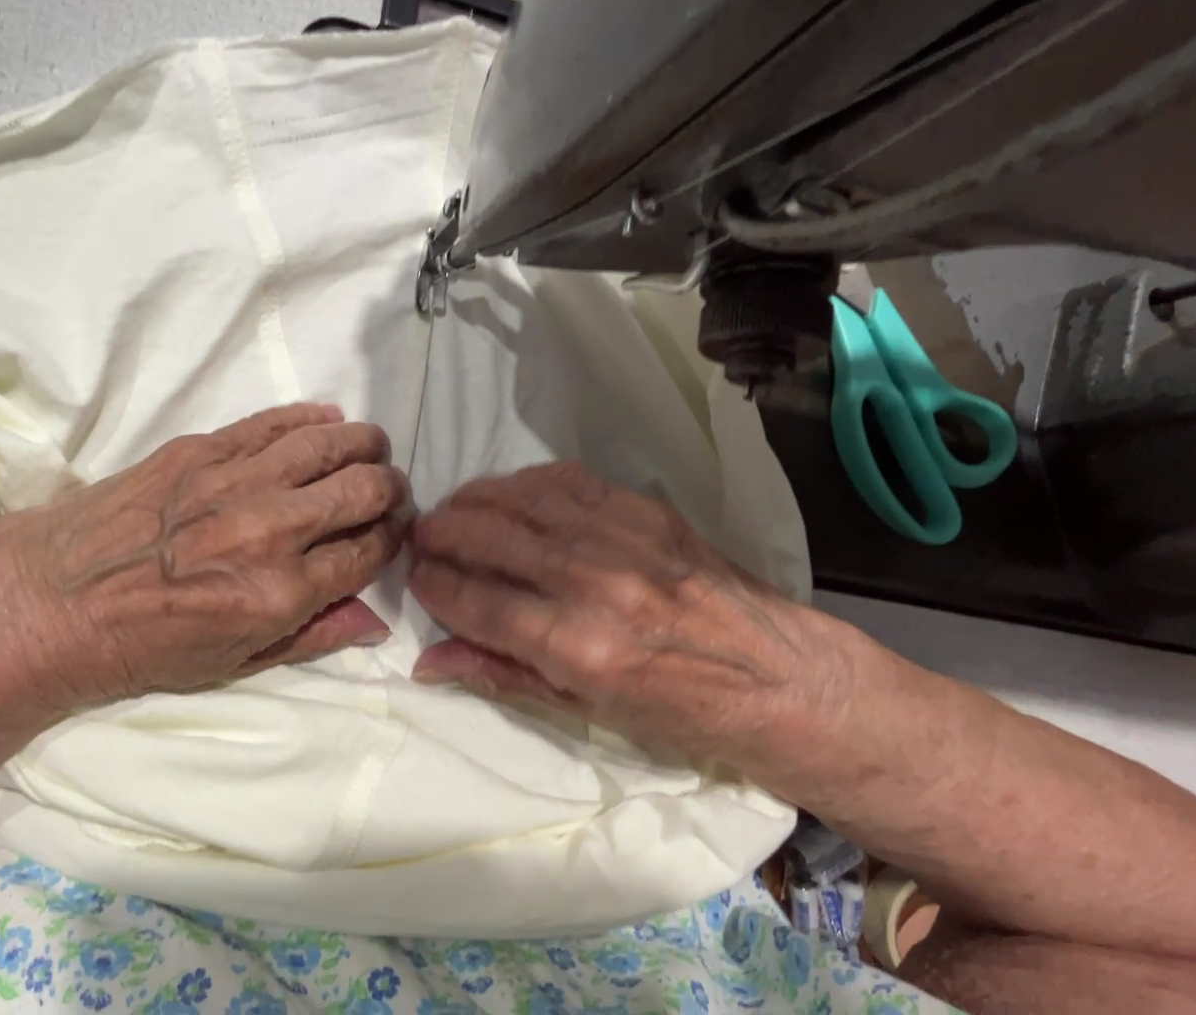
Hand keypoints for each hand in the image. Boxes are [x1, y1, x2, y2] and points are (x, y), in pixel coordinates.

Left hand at [0, 403, 408, 715]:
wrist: (54, 603)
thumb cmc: (144, 647)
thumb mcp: (233, 665)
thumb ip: (310, 637)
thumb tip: (374, 621)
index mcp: (280, 594)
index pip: (366, 552)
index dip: (391, 540)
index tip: (391, 533)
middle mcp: (268, 530)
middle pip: (360, 491)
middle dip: (389, 489)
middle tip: (388, 491)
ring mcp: (233, 481)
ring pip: (326, 444)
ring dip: (363, 443)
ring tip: (371, 448)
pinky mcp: (199, 449)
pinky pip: (272, 421)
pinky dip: (310, 418)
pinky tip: (327, 420)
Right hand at [406, 462, 846, 766]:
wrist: (781, 682)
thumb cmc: (679, 714)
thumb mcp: (585, 713)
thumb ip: (501, 676)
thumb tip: (427, 661)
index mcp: (578, 647)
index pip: (477, 601)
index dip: (434, 587)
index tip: (415, 580)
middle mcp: (594, 584)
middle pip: (490, 539)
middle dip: (440, 535)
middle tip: (419, 538)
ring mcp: (624, 540)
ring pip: (522, 500)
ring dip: (473, 500)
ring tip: (450, 510)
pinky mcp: (648, 512)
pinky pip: (567, 481)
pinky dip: (524, 483)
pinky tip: (506, 494)